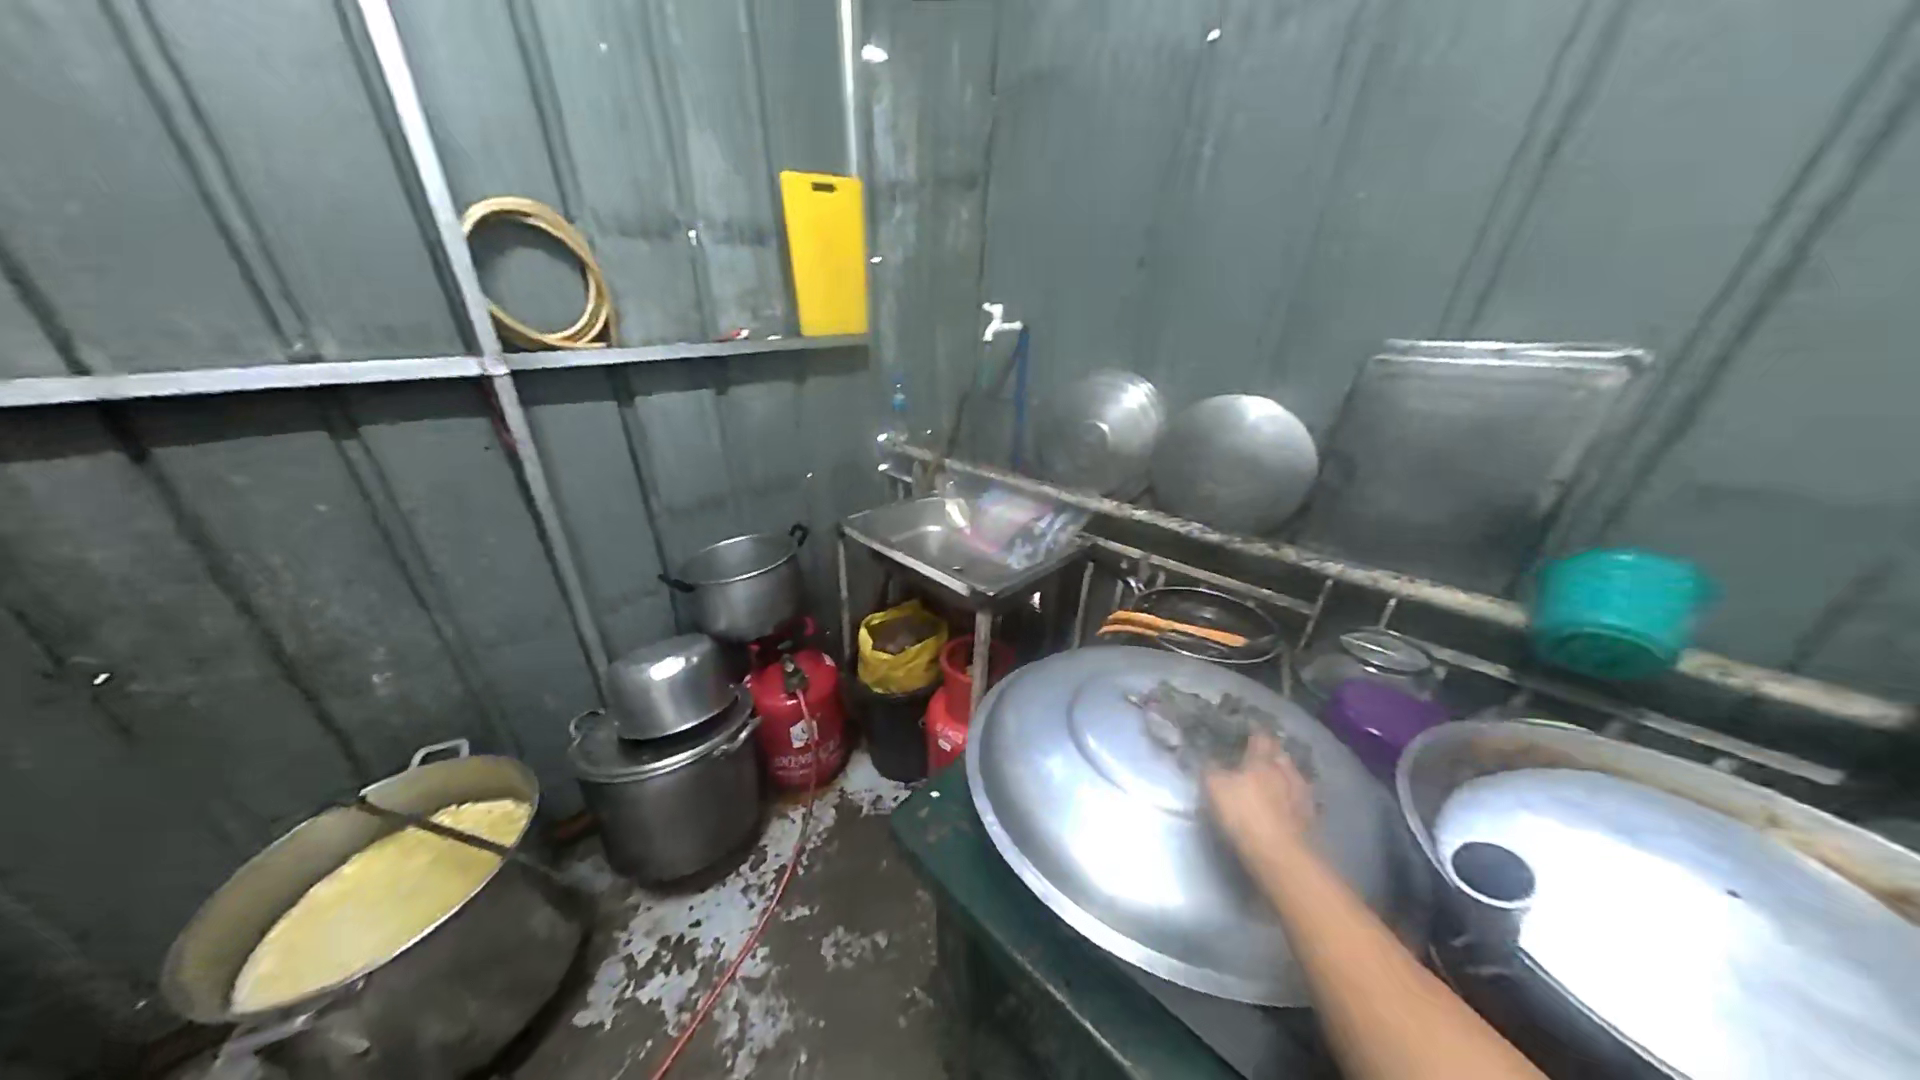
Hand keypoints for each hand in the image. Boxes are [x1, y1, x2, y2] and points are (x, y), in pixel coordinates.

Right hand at [1203, 733, 1315, 855]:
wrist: (1282, 854)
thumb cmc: (1244, 814)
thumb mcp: (1215, 788)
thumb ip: (1211, 769)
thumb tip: (1209, 758)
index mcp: (1261, 760)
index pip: (1260, 736)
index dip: (1254, 731)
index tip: (1248, 729)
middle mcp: (1285, 770)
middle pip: (1280, 754)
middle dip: (1271, 751)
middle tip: (1260, 753)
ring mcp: (1302, 793)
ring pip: (1293, 774)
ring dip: (1284, 772)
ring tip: (1273, 777)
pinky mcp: (1311, 816)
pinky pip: (1300, 796)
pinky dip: (1292, 795)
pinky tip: (1286, 801)